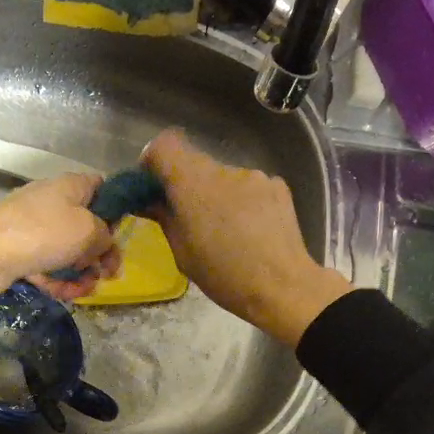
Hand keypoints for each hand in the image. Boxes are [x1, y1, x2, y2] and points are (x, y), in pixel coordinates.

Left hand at [0, 174, 120, 300]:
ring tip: (85, 290)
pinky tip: (65, 294)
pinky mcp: (23, 254)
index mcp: (71, 187)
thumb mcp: (87, 230)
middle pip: (87, 227)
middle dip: (99, 253)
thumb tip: (105, 243)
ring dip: (81, 274)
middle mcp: (54, 204)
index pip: (101, 188)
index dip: (115, 209)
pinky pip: (50, 268)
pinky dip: (59, 281)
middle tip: (108, 274)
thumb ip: (105, 236)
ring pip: (69, 253)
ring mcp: (37, 230)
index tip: (120, 234)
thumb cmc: (43, 232)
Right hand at [143, 130, 352, 346]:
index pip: (164, 146)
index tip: (153, 186)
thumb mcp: (183, 254)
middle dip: (187, 187)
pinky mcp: (276, 185)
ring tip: (226, 231)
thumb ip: (165, 218)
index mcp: (193, 186)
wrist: (282, 287)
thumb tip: (150, 200)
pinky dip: (242, 202)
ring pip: (223, 178)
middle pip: (195, 164)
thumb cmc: (225, 277)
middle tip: (190, 219)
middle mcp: (223, 170)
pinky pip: (248, 187)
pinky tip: (250, 230)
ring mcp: (254, 175)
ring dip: (217, 196)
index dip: (154, 162)